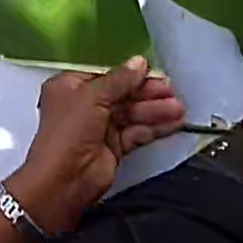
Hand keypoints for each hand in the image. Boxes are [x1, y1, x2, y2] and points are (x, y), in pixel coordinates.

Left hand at [0, 57, 184, 242]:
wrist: (64, 180)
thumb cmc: (69, 131)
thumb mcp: (93, 96)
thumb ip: (120, 80)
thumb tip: (139, 62)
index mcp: (70, 87)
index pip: (105, 75)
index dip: (129, 74)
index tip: (153, 70)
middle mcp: (83, 105)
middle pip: (121, 94)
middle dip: (147, 92)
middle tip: (171, 89)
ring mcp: (99, 127)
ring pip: (131, 113)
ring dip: (155, 110)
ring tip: (179, 108)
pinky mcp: (113, 147)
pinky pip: (136, 132)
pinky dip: (154, 128)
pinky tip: (174, 123)